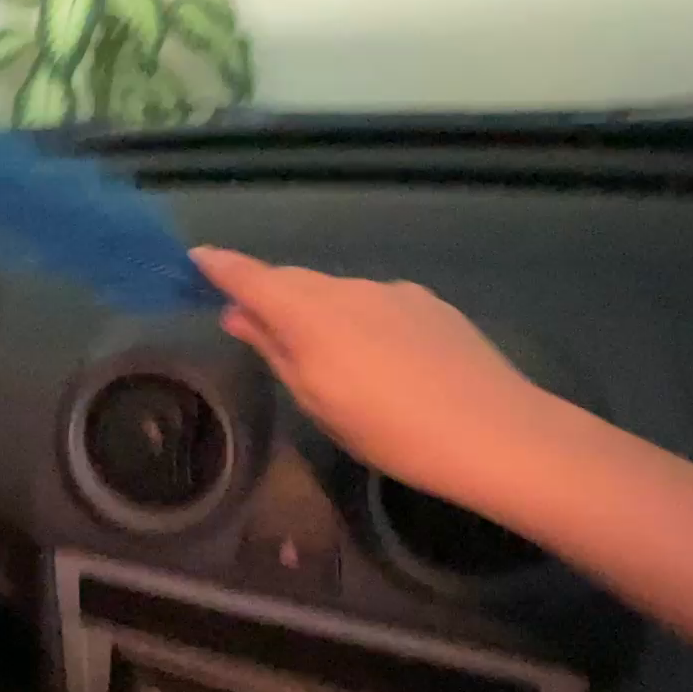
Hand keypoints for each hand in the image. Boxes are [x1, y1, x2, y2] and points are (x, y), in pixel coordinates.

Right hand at [191, 247, 550, 499]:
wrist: (496, 433)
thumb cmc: (386, 429)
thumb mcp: (314, 398)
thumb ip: (273, 349)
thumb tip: (237, 315)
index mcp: (310, 314)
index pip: (251, 278)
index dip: (221, 266)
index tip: (196, 257)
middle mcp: (348, 289)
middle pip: (293, 281)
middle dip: (268, 293)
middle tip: (252, 322)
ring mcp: (393, 292)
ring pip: (335, 292)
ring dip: (315, 310)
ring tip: (321, 354)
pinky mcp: (429, 304)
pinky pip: (373, 302)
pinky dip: (356, 318)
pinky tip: (376, 357)